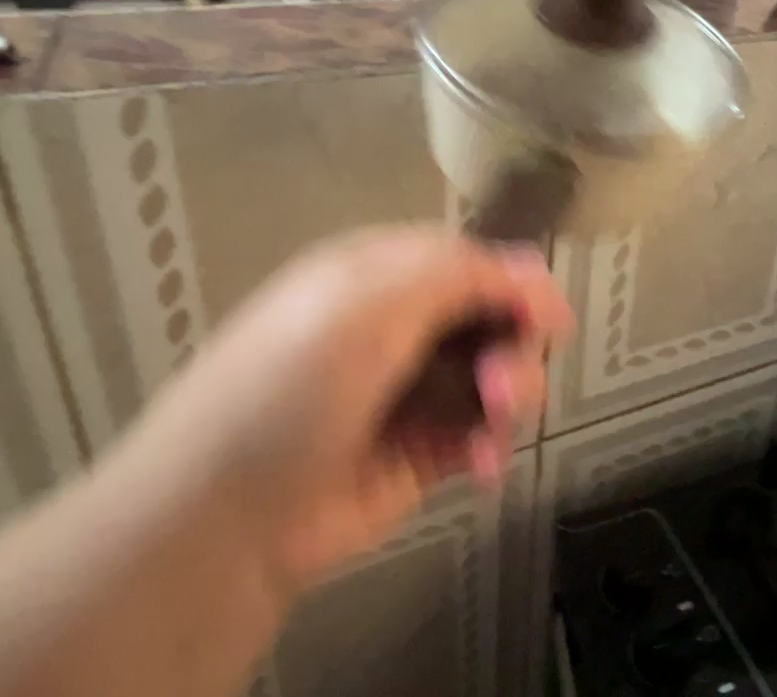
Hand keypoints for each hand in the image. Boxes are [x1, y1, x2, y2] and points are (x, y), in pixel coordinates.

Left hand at [123, 226, 571, 594]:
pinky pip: (481, 433)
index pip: (469, 261)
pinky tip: (483, 466)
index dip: (514, 283)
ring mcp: (412, 390)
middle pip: (492, 317)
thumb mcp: (371, 303)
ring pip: (496, 375)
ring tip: (495, 423)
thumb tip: (537, 268)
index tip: (550, 316)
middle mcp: (399, 326)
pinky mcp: (422, 452)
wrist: (226, 515)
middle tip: (504, 385)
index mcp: (380, 275)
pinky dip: (492, 445)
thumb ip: (462, 274)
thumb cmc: (294, 384)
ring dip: (511, 395)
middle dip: (513, 345)